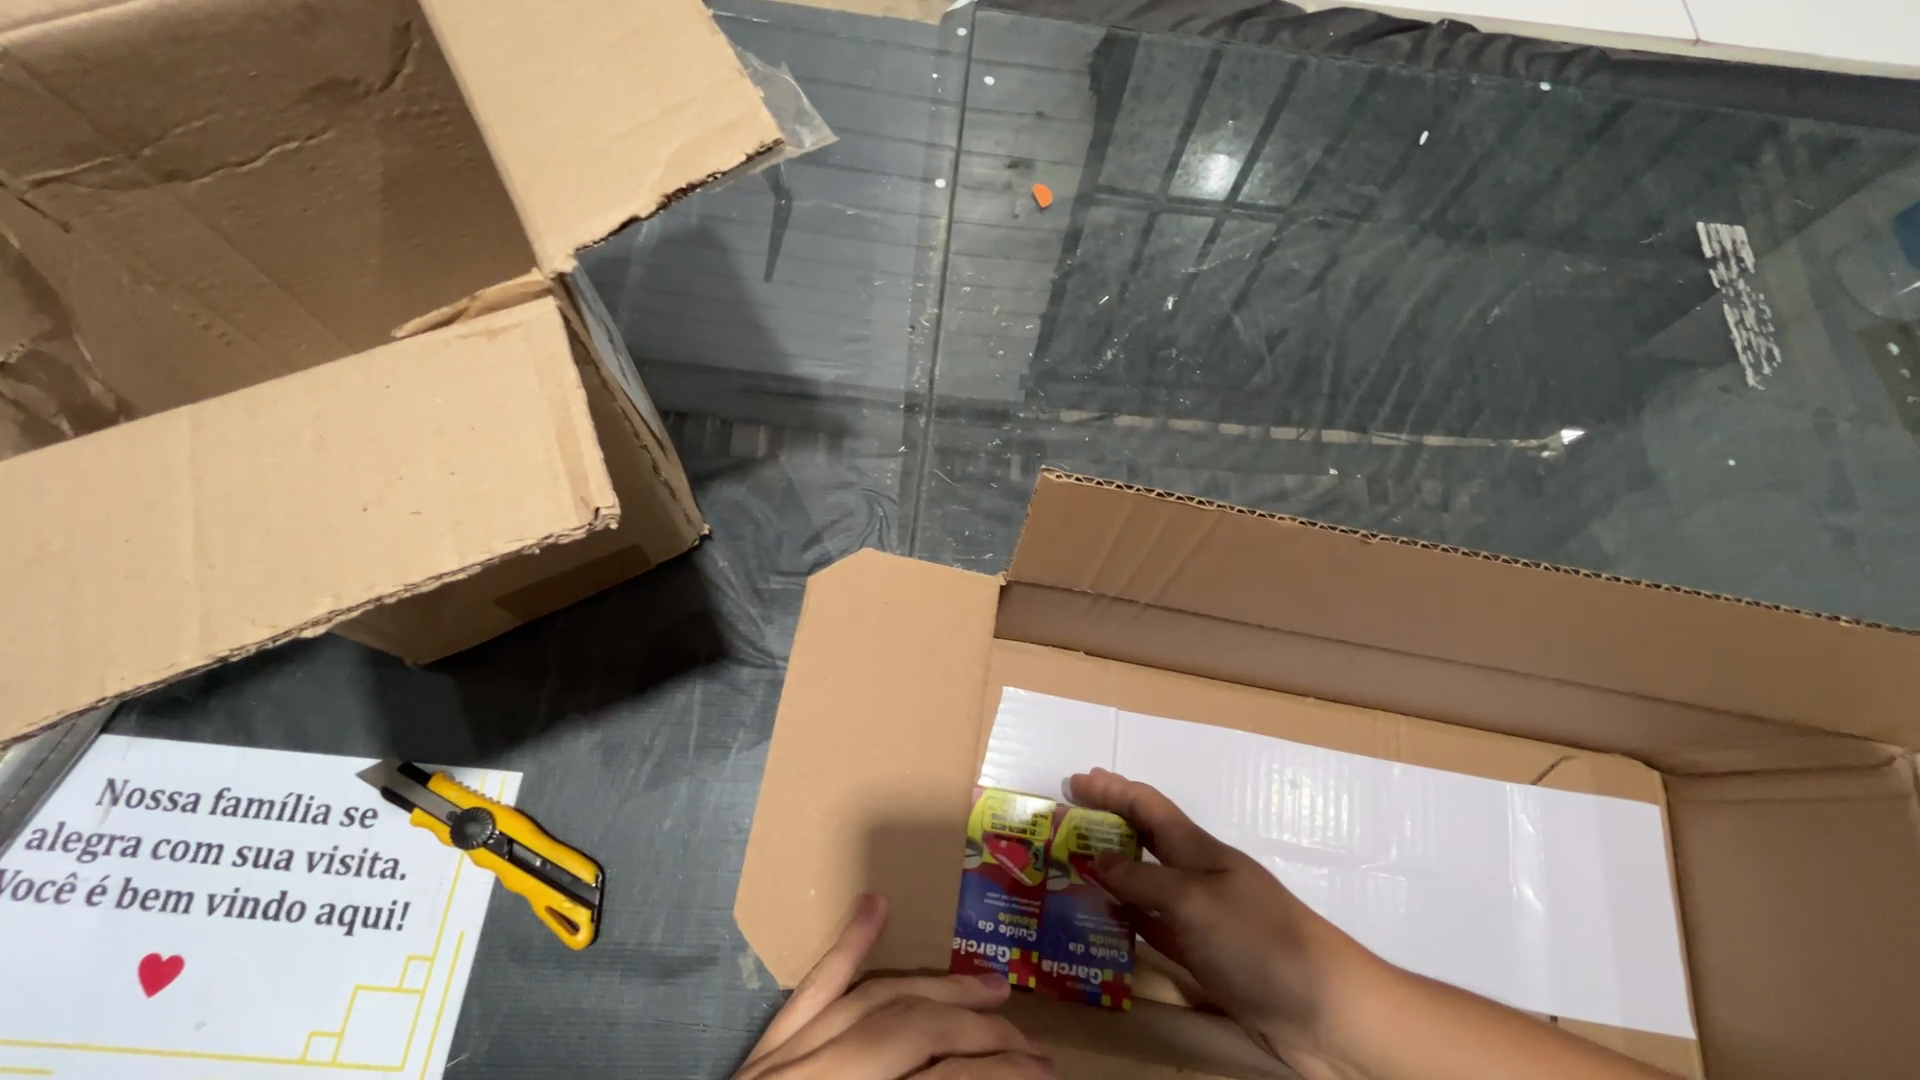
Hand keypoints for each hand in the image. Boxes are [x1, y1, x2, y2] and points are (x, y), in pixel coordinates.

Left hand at [735, 893, 1058, 1079]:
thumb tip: (979, 1079)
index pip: (946, 1079)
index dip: (1002, 1071)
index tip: (1046, 1070)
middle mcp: (822, 1076)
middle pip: (915, 1030)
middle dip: (981, 1030)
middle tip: (1031, 1041)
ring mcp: (787, 1058)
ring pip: (874, 999)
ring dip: (937, 987)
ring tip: (988, 983)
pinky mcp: (764, 1052)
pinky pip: (809, 991)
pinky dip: (846, 946)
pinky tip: (875, 905)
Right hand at [1068, 768, 1378, 1077]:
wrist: (1327, 1011)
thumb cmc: (1260, 940)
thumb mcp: (1194, 901)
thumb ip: (1142, 880)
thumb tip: (1095, 860)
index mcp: (1199, 849)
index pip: (1147, 807)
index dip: (1112, 791)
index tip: (1073, 782)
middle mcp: (1197, 876)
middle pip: (1145, 840)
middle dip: (1107, 825)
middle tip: (1065, 821)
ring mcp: (1202, 918)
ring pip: (1145, 885)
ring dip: (1111, 873)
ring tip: (1071, 869)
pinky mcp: (1205, 957)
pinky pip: (1154, 928)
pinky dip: (1126, 919)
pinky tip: (1105, 922)